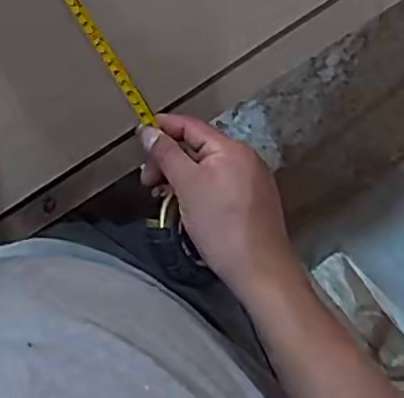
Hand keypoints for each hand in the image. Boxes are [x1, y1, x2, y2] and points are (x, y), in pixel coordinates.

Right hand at [140, 113, 299, 294]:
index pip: (188, 124)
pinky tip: (184, 204)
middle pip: (195, 146)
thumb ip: (165, 152)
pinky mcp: (252, 202)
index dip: (161, 127)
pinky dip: (195, 187)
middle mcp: (244, 158)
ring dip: (178, 175)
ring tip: (162, 195)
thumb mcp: (186, 184)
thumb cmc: (222, 226)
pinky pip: (216, 182)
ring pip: (204, 166)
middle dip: (167, 158)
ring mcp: (251, 181)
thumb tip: (147, 130)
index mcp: (230, 149)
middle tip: (148, 179)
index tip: (139, 140)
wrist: (264, 278)